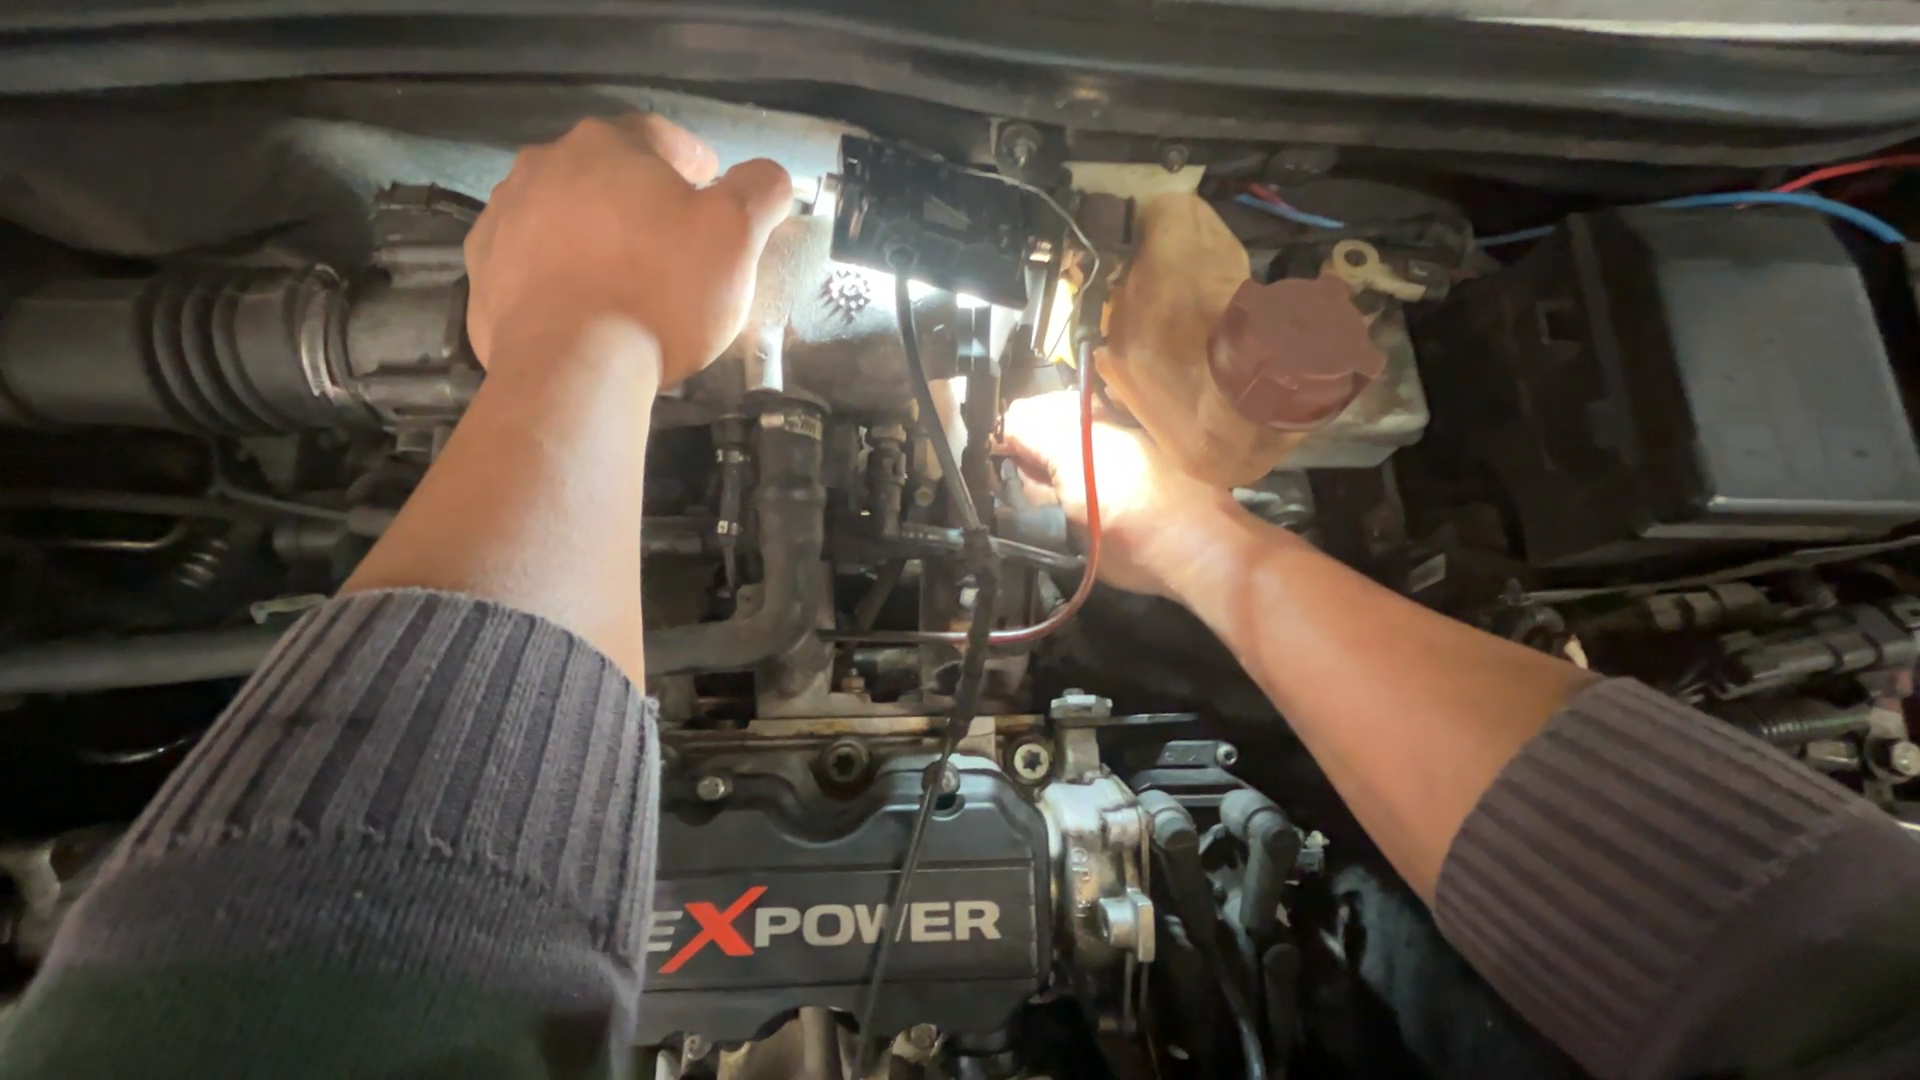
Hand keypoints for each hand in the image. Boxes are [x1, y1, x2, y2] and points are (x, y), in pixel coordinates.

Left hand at [463, 114, 792, 387]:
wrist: (571, 366)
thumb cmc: (663, 293)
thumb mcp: (737, 237)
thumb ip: (760, 192)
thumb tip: (767, 176)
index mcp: (611, 147)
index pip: (664, 138)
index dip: (696, 164)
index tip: (712, 192)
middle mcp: (547, 165)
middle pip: (609, 175)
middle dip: (643, 202)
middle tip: (674, 246)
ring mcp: (506, 216)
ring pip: (566, 215)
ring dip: (596, 235)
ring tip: (626, 281)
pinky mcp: (483, 270)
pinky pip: (531, 260)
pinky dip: (558, 273)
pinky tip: (584, 306)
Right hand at [1001, 392, 1242, 598]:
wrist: (1205, 545)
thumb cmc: (1134, 547)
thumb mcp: (1070, 529)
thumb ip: (1038, 491)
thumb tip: (1018, 471)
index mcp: (1070, 444)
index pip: (1016, 420)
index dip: (1002, 442)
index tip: (1002, 465)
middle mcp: (1096, 419)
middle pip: (1042, 407)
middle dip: (1029, 434)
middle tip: (1030, 471)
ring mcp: (1124, 420)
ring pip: (1073, 409)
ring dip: (1058, 433)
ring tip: (1062, 471)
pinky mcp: (1147, 428)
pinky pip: (1102, 417)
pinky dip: (1087, 434)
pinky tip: (1094, 465)